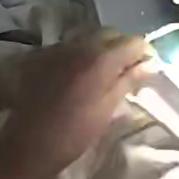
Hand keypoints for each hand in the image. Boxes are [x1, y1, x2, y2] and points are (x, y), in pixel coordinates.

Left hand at [0, 33, 153, 178]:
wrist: (29, 144)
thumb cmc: (74, 133)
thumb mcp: (108, 108)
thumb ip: (128, 81)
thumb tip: (148, 65)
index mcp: (100, 59)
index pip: (133, 42)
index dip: (144, 54)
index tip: (147, 69)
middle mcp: (79, 45)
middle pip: (110, 34)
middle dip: (122, 48)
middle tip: (127, 72)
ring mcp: (57, 48)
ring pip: (88, 37)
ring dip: (100, 50)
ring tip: (102, 74)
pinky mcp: (41, 55)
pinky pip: (68, 46)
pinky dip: (79, 54)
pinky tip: (78, 75)